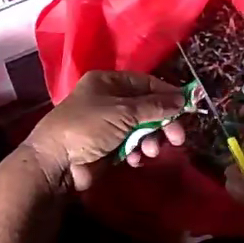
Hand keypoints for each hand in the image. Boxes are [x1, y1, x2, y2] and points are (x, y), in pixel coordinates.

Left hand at [23, 71, 187, 192]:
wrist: (57, 161)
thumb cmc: (88, 126)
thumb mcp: (123, 112)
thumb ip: (155, 106)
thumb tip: (182, 99)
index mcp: (108, 82)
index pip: (146, 83)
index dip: (167, 95)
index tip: (187, 108)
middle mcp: (109, 99)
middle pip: (147, 107)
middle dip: (162, 122)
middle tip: (176, 138)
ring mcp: (108, 124)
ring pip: (142, 128)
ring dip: (150, 140)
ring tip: (149, 151)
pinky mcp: (108, 146)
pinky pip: (132, 144)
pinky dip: (137, 151)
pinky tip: (134, 159)